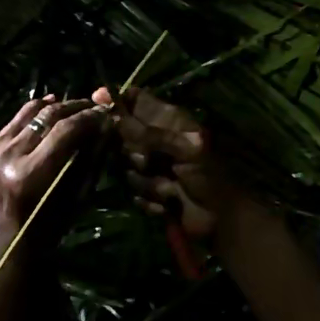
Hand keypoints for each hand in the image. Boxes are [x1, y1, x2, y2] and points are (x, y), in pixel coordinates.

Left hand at [0, 95, 110, 250]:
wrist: (11, 232)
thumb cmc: (52, 220)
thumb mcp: (79, 192)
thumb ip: (91, 155)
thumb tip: (106, 122)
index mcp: (31, 174)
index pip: (65, 130)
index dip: (88, 117)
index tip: (105, 111)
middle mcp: (9, 156)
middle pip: (48, 116)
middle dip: (75, 107)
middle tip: (94, 105)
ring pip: (32, 111)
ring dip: (58, 105)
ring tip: (77, 106)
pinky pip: (19, 118)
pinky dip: (38, 112)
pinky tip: (54, 108)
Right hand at [95, 87, 253, 237]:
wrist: (223, 221)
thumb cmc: (210, 177)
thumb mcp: (187, 148)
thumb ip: (151, 132)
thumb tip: (116, 116)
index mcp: (169, 121)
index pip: (136, 100)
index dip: (116, 99)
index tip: (96, 100)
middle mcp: (156, 140)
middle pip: (123, 135)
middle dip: (134, 153)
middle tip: (151, 162)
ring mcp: (151, 167)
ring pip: (125, 167)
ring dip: (147, 181)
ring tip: (169, 188)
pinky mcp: (147, 192)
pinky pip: (132, 192)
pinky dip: (150, 200)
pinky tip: (168, 203)